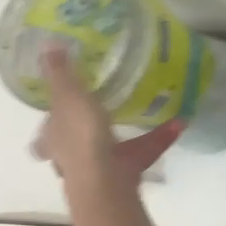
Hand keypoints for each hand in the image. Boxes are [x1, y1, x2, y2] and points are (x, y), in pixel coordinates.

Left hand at [33, 45, 183, 192]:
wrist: (105, 182)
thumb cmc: (80, 136)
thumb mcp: (68, 96)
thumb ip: (61, 73)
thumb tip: (47, 43)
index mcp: (54, 138)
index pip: (47, 129)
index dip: (52, 120)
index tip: (61, 110)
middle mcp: (72, 156)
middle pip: (79, 143)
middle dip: (93, 131)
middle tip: (107, 114)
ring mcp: (99, 168)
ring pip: (116, 148)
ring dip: (137, 133)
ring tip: (156, 113)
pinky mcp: (127, 175)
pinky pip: (144, 151)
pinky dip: (161, 138)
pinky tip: (178, 124)